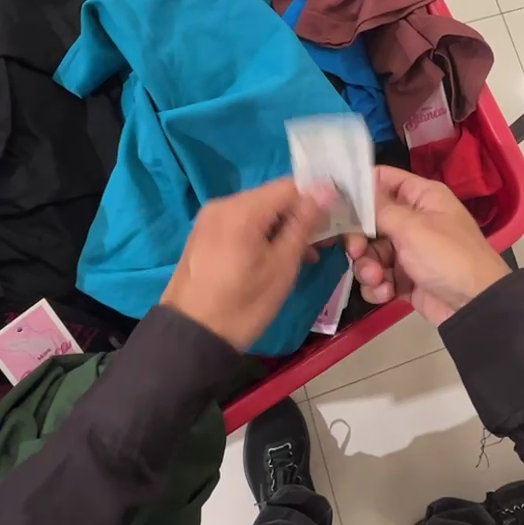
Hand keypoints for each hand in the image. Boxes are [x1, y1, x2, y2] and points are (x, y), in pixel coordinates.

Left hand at [163, 177, 330, 350]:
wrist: (191, 338)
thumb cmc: (243, 304)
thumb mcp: (282, 265)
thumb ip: (304, 223)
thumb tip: (326, 189)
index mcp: (242, 209)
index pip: (291, 186)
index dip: (316, 200)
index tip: (333, 222)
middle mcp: (223, 204)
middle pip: (274, 197)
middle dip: (300, 216)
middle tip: (321, 243)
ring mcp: (211, 218)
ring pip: (260, 210)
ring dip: (283, 227)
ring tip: (303, 254)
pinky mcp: (205, 233)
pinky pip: (243, 222)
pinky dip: (263, 233)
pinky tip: (275, 256)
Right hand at [346, 166, 507, 326]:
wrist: (475, 306)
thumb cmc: (447, 256)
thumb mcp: (412, 227)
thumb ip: (378, 209)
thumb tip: (353, 189)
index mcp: (421, 196)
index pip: (383, 179)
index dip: (359, 189)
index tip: (336, 203)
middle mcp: (413, 219)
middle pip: (370, 220)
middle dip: (360, 239)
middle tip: (357, 252)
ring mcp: (408, 250)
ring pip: (370, 252)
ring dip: (368, 267)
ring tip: (379, 280)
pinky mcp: (404, 279)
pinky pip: (379, 277)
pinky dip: (378, 286)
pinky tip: (387, 293)